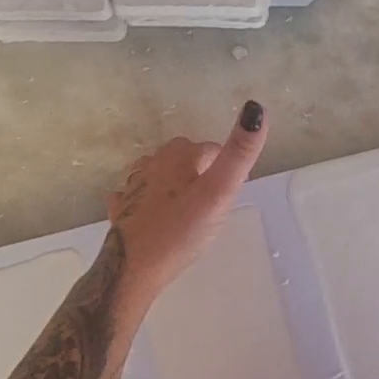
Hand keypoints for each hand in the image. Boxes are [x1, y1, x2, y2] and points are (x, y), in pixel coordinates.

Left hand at [107, 101, 266, 311]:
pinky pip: (140, 195)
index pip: (213, 150)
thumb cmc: (182, 230)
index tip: (229, 196)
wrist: (133, 269)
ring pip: (162, 174)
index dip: (226, 172)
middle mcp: (153, 162)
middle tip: (214, 205)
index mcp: (178, 155)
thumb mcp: (221, 192)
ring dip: (177, 185)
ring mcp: (133, 186)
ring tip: (190, 211)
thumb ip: (240, 154)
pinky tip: (157, 215)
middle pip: (186, 159)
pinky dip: (151, 200)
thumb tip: (256, 109)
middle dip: (202, 175)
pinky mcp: (122, 208)